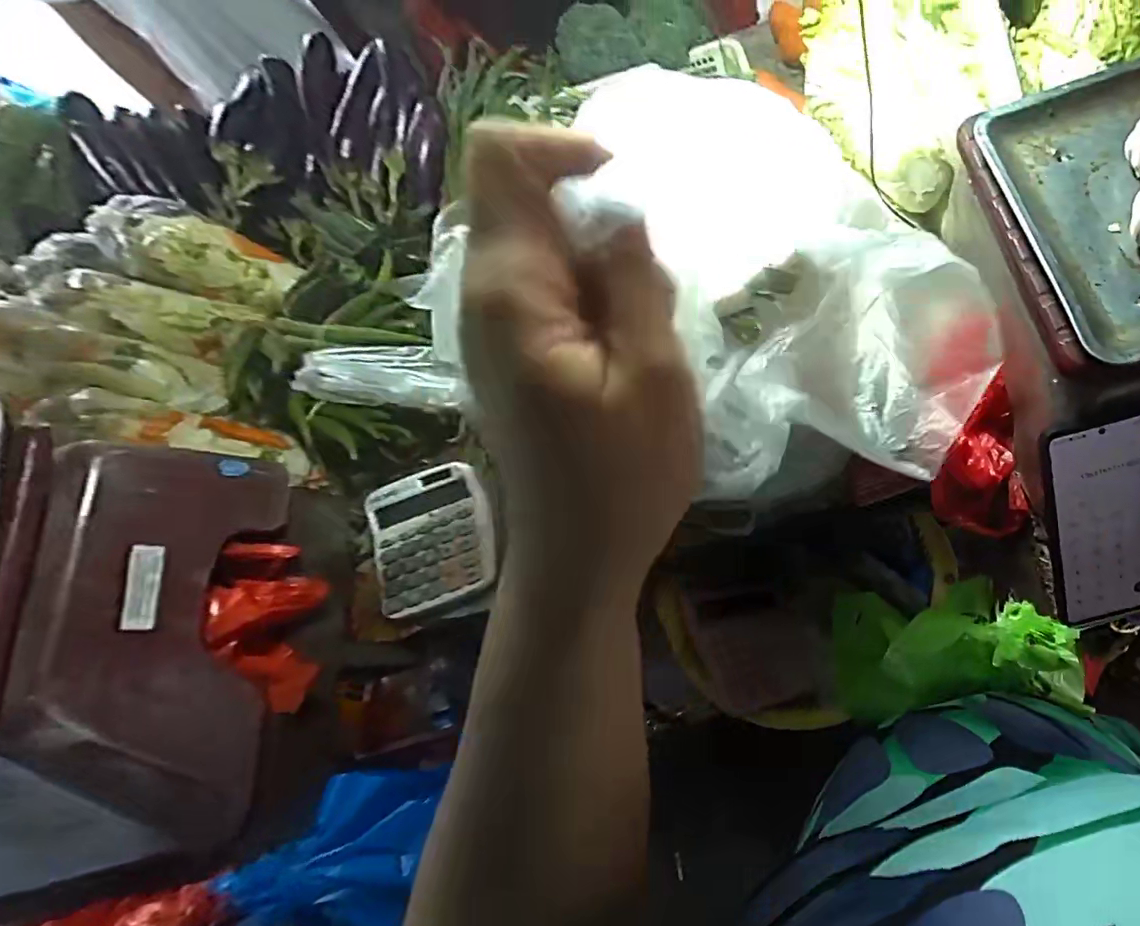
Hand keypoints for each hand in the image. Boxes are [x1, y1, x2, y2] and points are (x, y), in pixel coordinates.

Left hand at [461, 122, 700, 592]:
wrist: (578, 559)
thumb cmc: (625, 479)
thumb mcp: (655, 376)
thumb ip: (635, 282)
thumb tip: (620, 210)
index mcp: (512, 292)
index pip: (504, 156)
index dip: (570, 151)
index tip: (635, 202)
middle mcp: (484, 298)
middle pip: (529, 203)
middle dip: (602, 230)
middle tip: (655, 301)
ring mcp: (493, 330)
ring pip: (548, 252)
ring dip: (607, 275)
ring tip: (647, 341)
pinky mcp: (512, 357)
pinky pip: (552, 296)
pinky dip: (596, 306)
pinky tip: (629, 359)